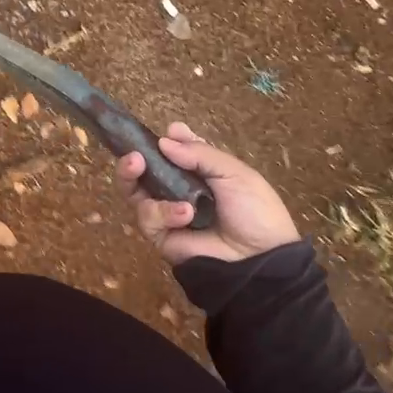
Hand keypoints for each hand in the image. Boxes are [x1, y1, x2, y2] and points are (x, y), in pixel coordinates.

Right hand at [114, 122, 298, 265]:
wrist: (262, 259)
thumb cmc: (255, 212)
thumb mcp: (236, 174)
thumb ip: (200, 154)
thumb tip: (163, 141)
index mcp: (198, 174)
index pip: (173, 152)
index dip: (167, 141)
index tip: (167, 133)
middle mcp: (176, 190)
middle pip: (142, 170)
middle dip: (131, 158)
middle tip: (132, 152)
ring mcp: (165, 212)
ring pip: (133, 191)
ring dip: (132, 176)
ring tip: (137, 164)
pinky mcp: (160, 235)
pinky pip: (148, 217)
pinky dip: (163, 211)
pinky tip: (185, 213)